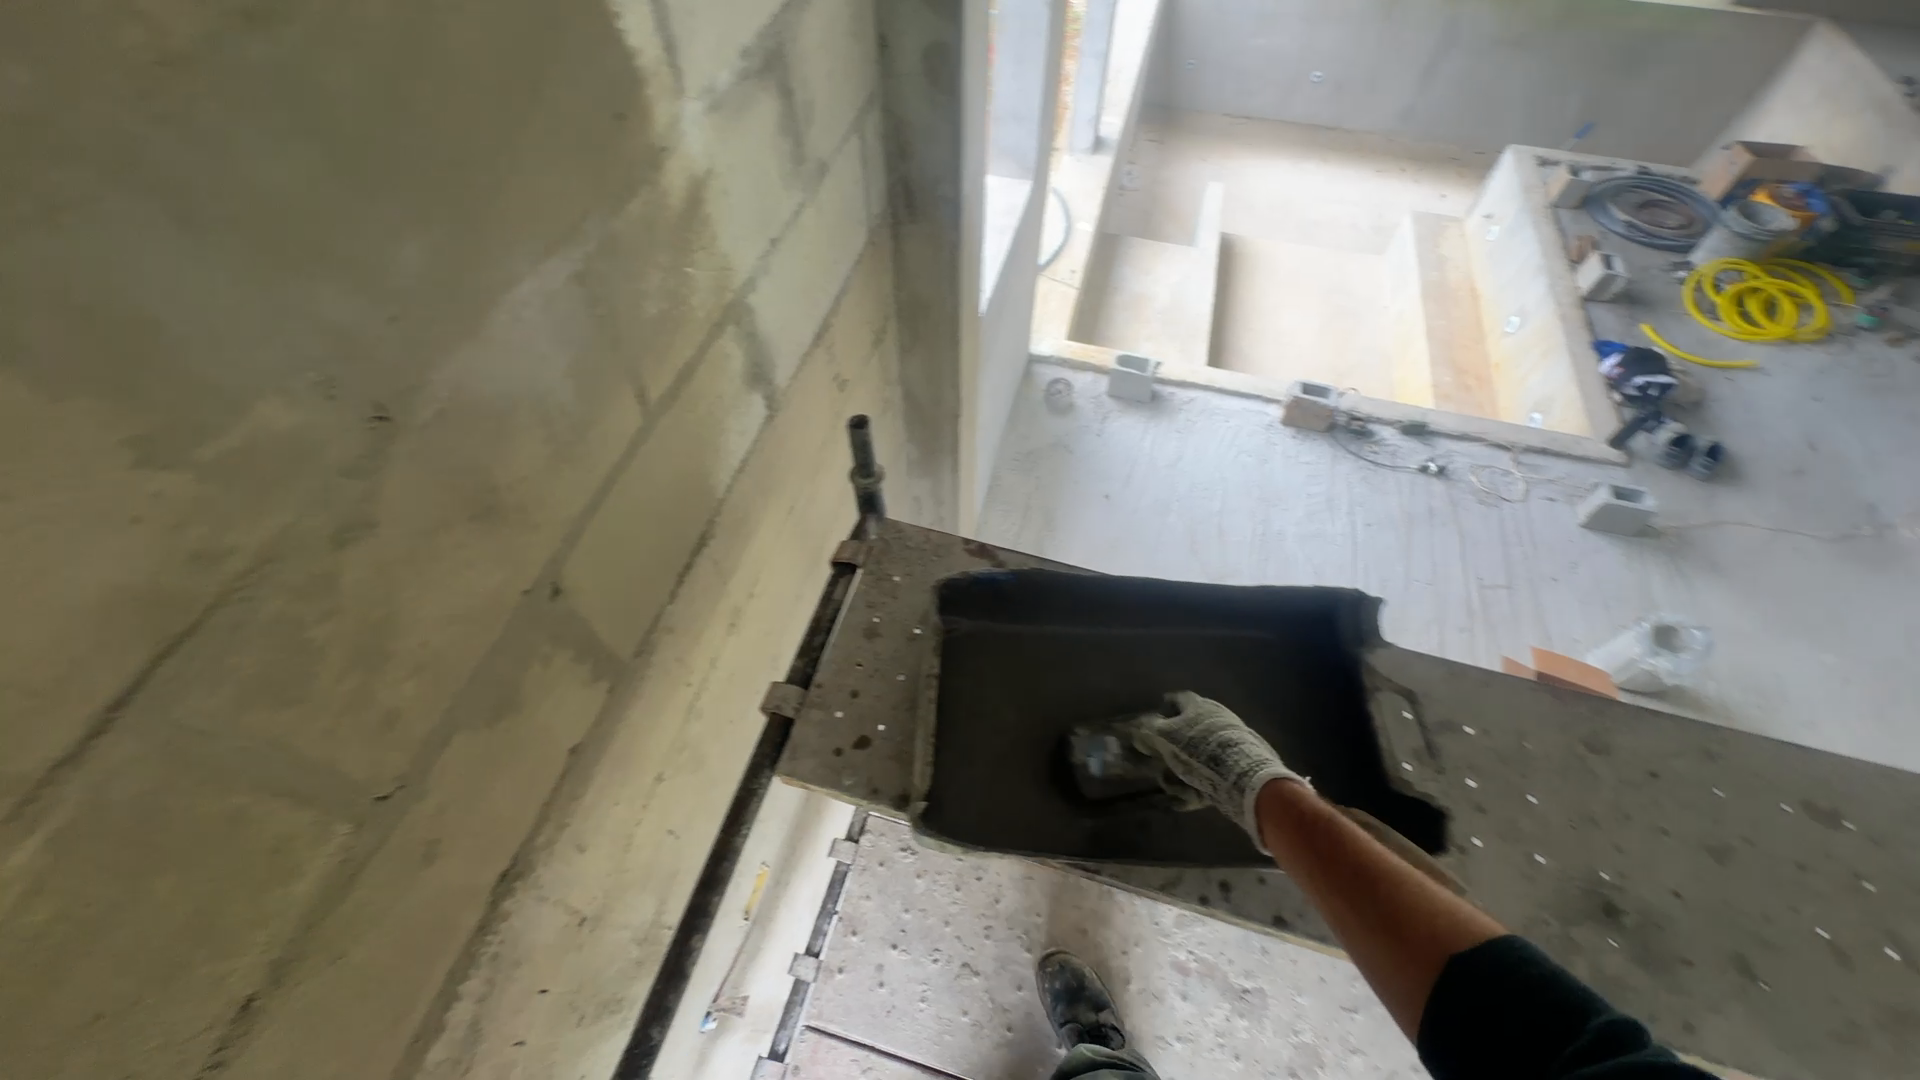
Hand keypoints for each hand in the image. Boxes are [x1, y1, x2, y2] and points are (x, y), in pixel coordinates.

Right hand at [1131, 691, 1305, 848]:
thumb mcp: (1164, 737)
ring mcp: (1230, 742)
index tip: (1152, 720)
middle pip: (1188, 729)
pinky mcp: (1238, 765)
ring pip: (1198, 755)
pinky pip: (1211, 774)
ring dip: (1182, 770)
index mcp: (1199, 706)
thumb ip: (1147, 731)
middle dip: (1171, 746)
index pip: (1178, 699)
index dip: (1163, 707)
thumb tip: (1135, 729)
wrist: (1243, 776)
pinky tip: (1185, 800)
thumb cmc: (1198, 749)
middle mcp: (1216, 719)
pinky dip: (1196, 786)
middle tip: (1159, 758)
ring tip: (1171, 786)